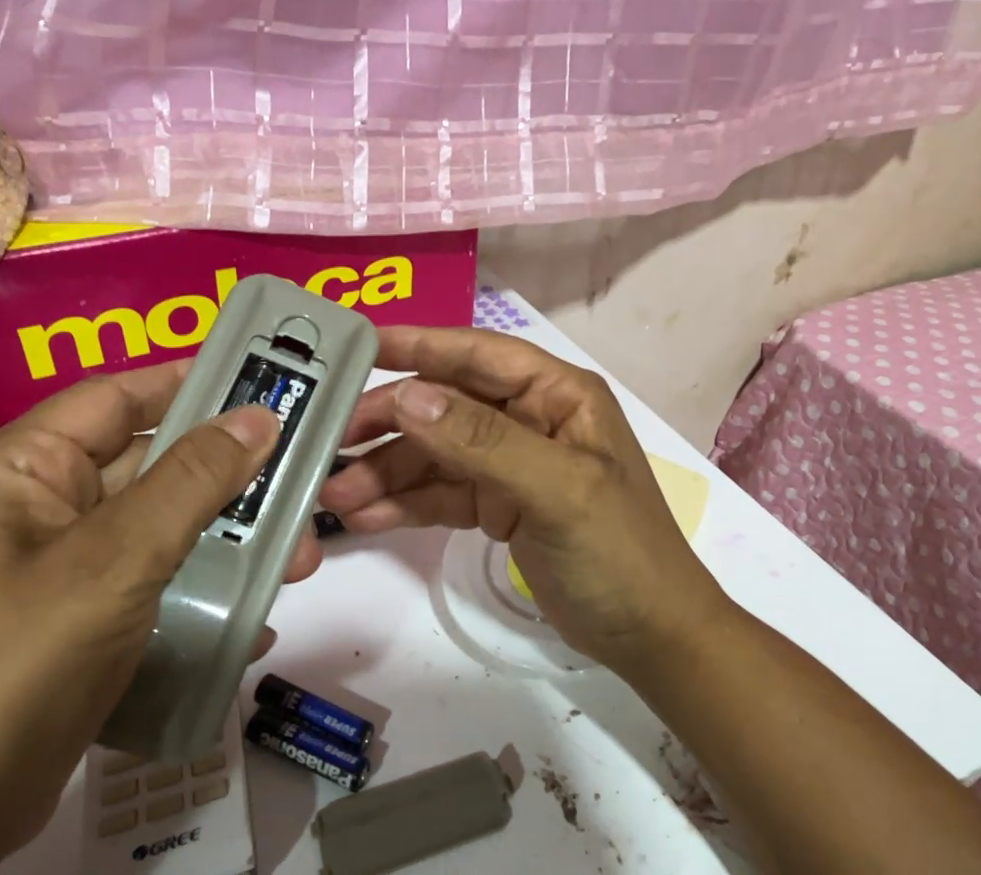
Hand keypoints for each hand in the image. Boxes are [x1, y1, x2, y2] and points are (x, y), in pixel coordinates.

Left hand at [0, 362, 299, 874]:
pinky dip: (200, 597)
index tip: (266, 382)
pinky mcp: (74, 630)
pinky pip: (150, 590)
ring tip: (299, 562)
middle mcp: (34, 513)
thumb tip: (259, 415)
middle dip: (230, 481)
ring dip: (227, 544)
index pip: (115, 399)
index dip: (189, 384)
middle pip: (148, 469)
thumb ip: (191, 483)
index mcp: (19, 472)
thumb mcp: (113, 561)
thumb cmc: (13, 662)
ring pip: (158, 535)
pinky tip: (255, 619)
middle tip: (306, 486)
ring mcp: (54, 576)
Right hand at [319, 326, 728, 671]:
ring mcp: (513, 465)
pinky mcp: (500, 508)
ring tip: (337, 498)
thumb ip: (483, 441)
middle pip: (446, 404)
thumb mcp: (558, 490)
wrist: (650, 635)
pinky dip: (407, 504)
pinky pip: (443, 494)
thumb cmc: (619, 551)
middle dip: (390, 421)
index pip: (479, 354)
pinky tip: (367, 518)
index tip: (356, 344)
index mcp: (558, 394)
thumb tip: (408, 394)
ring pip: (437, 454)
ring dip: (388, 472)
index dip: (419, 344)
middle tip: (331, 441)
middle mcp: (532, 419)